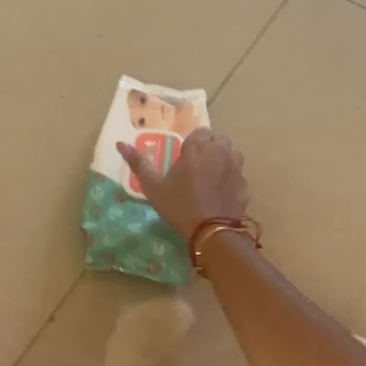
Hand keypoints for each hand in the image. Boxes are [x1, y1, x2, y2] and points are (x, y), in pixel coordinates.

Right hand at [116, 128, 249, 240]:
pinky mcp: (245, 184)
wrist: (211, 233)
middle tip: (196, 165)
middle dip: (208, 147)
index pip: (199, 132)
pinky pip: (238, 173)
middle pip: (217, 139)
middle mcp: (220, 151)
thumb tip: (120, 144)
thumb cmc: (179, 206)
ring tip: (210, 174)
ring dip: (222, 157)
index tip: (184, 157)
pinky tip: (221, 191)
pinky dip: (230, 177)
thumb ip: (138, 163)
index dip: (192, 143)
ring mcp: (236, 167)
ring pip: (231, 152)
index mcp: (198, 148)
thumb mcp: (153, 186)